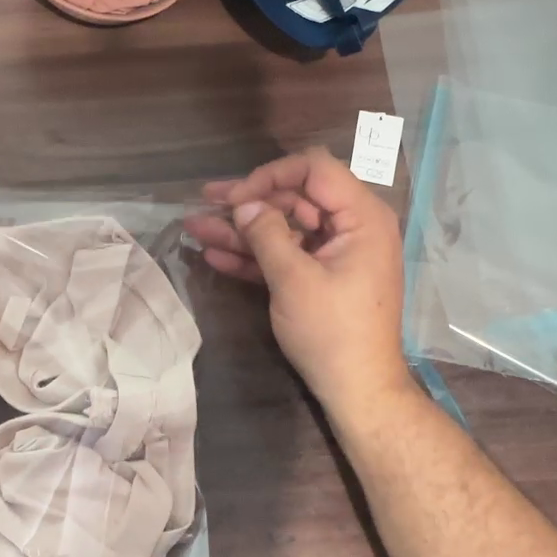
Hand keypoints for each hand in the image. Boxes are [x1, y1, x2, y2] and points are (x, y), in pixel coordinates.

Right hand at [184, 147, 416, 413]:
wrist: (357, 387)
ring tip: (195, 228)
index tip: (235, 197)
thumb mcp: (294, 280)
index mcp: (361, 216)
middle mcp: (352, 227)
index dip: (270, 175)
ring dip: (242, 231)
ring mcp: (336, 254)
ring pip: (284, 229)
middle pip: (295, 198)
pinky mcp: (321, 278)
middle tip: (203, 203)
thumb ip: (267, 235)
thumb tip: (244, 205)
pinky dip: (255, 256)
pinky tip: (216, 255)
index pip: (315, 169)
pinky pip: (286, 256)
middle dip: (248, 202)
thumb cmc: (332, 332)